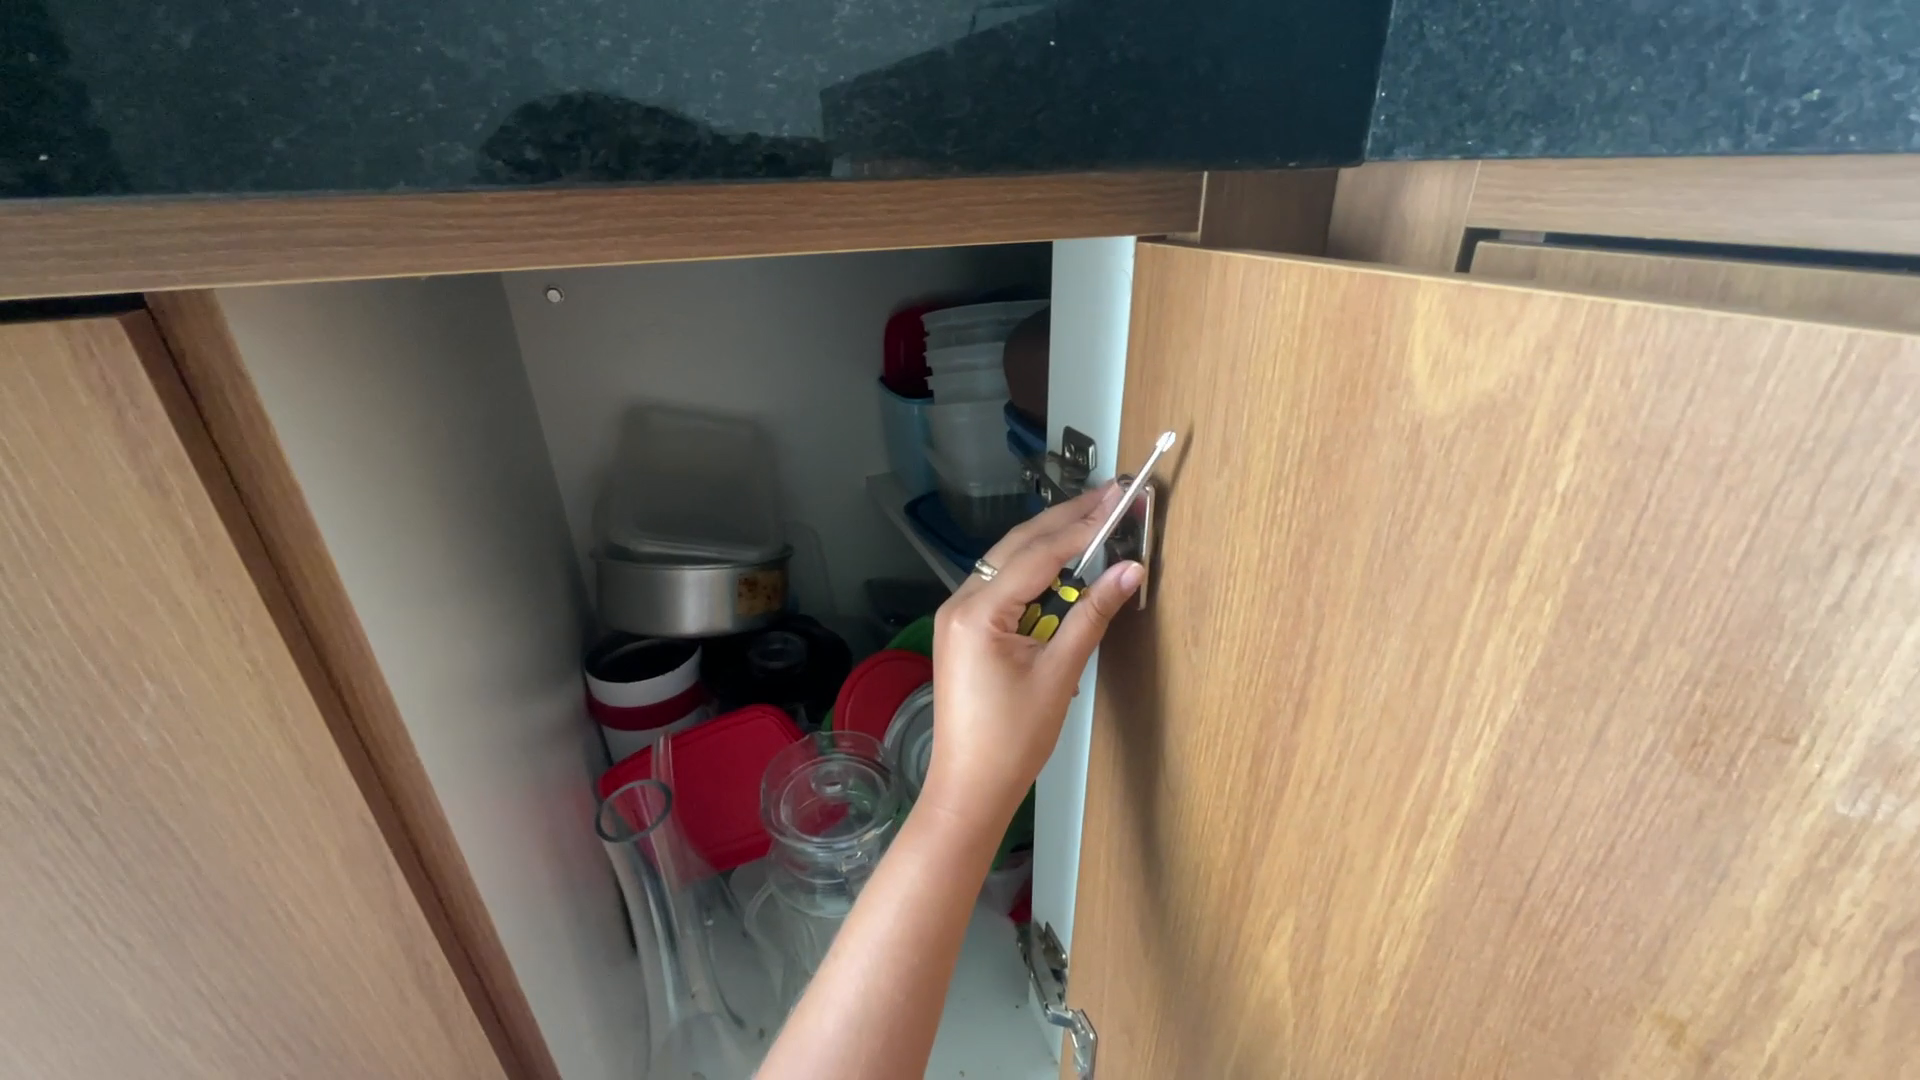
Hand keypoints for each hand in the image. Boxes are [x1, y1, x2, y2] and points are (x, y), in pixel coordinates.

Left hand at [921, 484, 1146, 827]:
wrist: (970, 786)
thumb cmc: (1013, 739)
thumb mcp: (1059, 673)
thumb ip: (1092, 615)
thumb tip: (1129, 570)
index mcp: (978, 612)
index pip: (1038, 554)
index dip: (1082, 526)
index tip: (1117, 500)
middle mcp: (960, 603)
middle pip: (1018, 547)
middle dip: (1064, 520)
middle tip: (1108, 496)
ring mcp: (957, 616)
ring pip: (1008, 564)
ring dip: (1049, 544)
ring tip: (1092, 522)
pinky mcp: (964, 630)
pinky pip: (1001, 588)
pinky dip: (1034, 574)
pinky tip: (1062, 568)